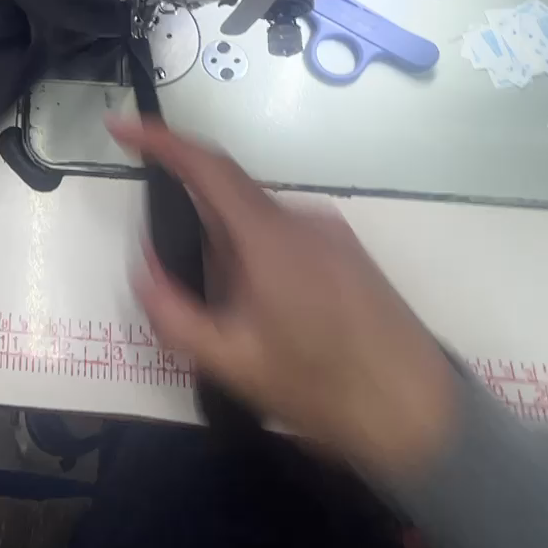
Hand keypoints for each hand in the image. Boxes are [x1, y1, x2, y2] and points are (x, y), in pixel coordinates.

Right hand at [112, 118, 457, 481]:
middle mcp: (301, 219)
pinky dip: (256, 257)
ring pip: (254, 221)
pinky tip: (270, 314)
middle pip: (227, 199)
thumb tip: (144, 267)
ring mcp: (330, 232)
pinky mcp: (347, 251)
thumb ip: (172, 312)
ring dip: (228, 252)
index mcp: (268, 237)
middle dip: (193, 229)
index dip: (159, 139)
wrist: (425, 421)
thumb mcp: (231, 363)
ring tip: (238, 319)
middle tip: (190, 290)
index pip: (206, 166)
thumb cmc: (322, 389)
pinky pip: (282, 234)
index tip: (122, 126)